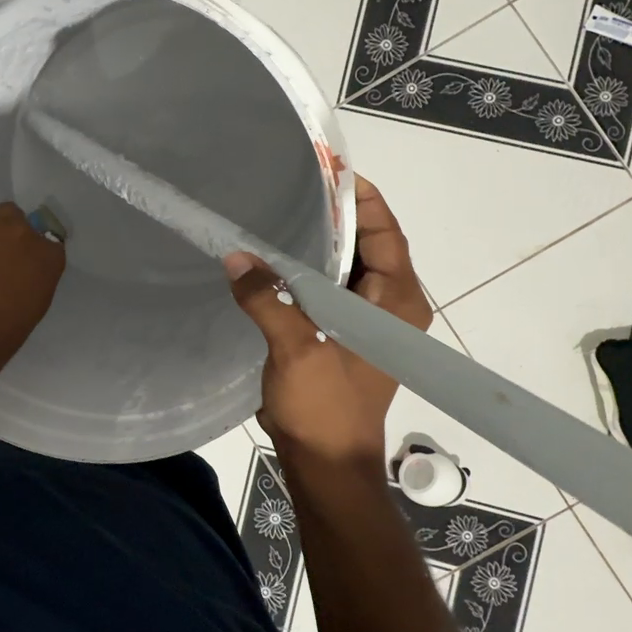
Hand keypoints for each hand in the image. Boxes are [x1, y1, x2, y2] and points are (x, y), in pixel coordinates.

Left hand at [0, 203, 66, 373]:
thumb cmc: (10, 324)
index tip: (22, 262)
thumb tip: (21, 266)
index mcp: (47, 252)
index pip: (45, 238)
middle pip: (11, 215)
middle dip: (5, 228)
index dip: (30, 248)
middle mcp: (18, 232)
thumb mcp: (37, 297)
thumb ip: (33, 271)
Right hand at [222, 177, 431, 460]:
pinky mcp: (340, 335)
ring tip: (274, 213)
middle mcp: (388, 306)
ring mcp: (365, 322)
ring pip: (343, 266)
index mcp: (395, 303)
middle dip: (333, 214)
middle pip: (367, 245)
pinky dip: (302, 269)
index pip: (386, 234)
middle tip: (291, 184)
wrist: (325, 462)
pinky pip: (325, 288)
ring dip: (315, 242)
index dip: (361, 200)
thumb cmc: (326, 406)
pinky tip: (268, 261)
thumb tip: (235, 255)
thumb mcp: (296, 349)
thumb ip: (268, 299)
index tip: (328, 169)